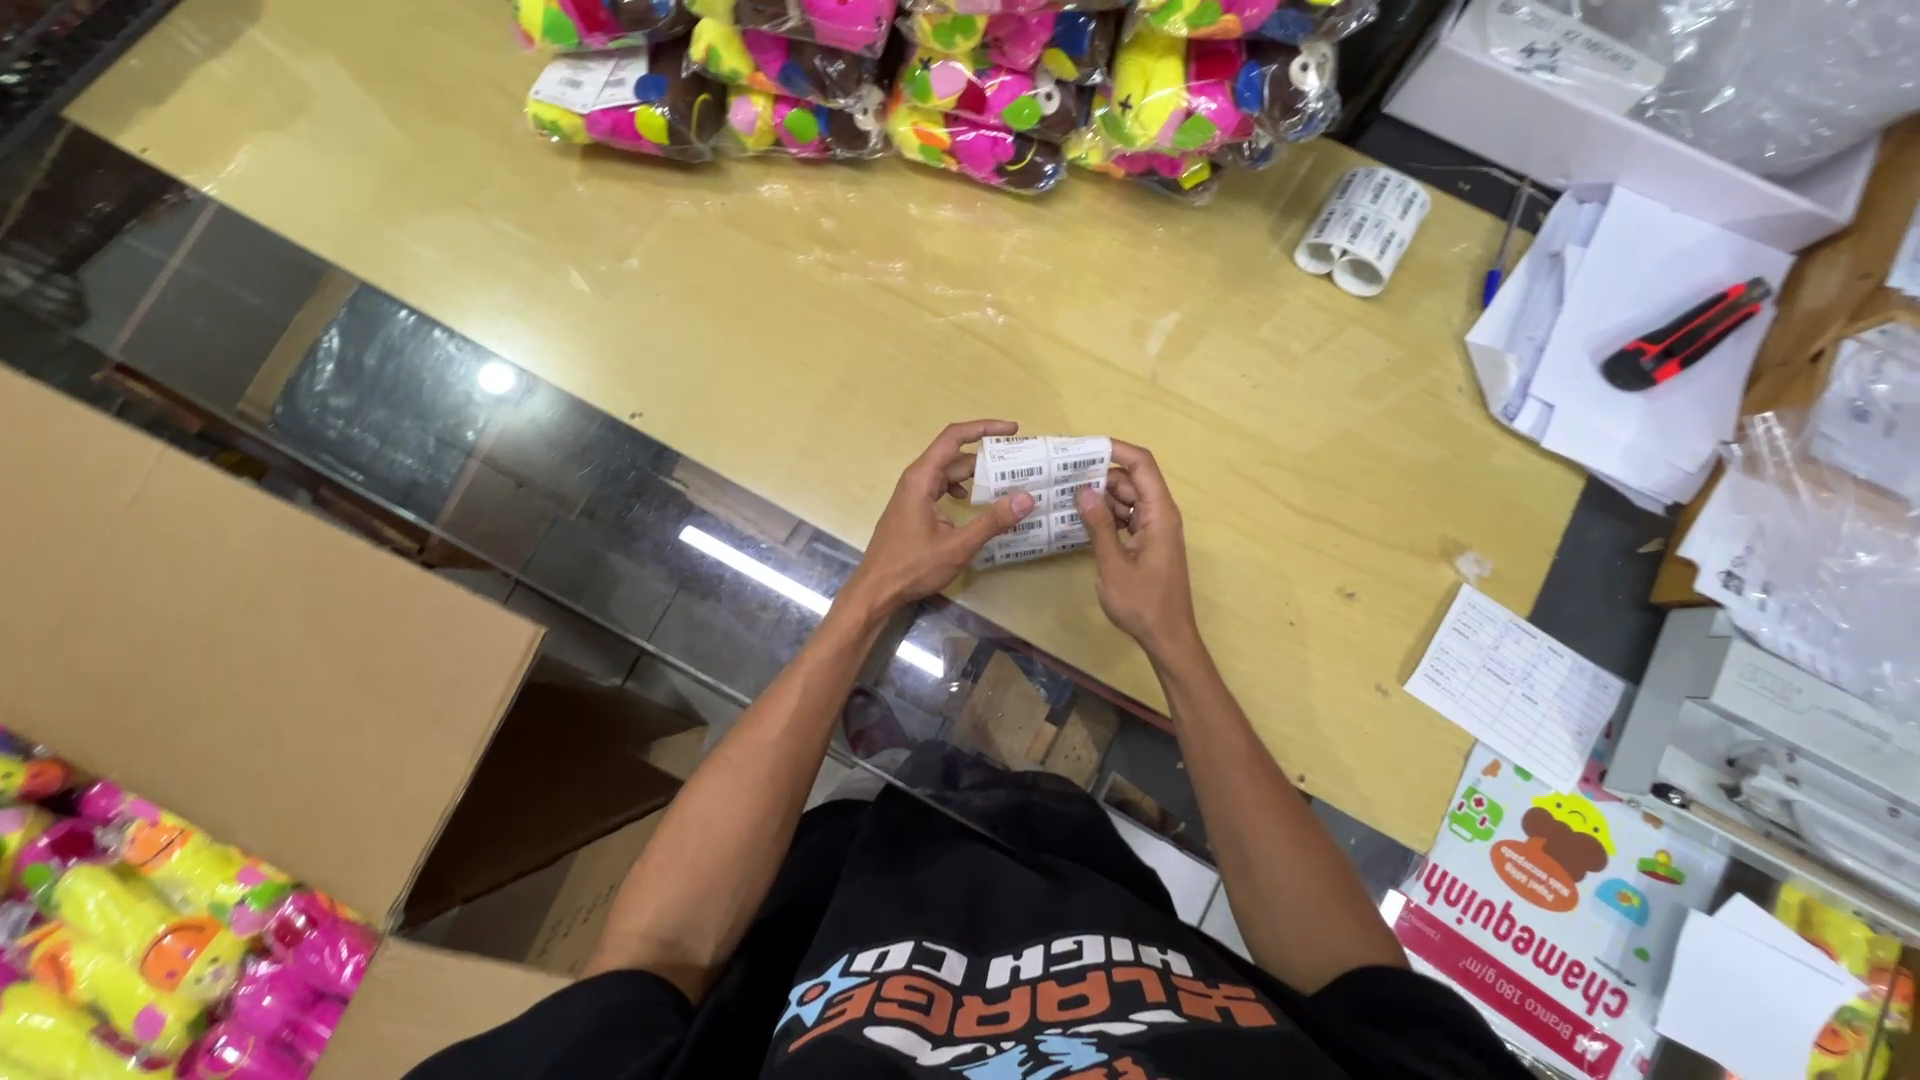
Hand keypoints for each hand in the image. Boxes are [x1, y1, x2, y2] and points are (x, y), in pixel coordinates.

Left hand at [842, 420, 1037, 614]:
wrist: (876, 590)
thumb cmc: (912, 566)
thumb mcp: (958, 546)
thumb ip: (992, 521)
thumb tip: (1026, 498)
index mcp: (921, 478)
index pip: (953, 437)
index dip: (983, 428)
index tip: (1012, 430)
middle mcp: (915, 480)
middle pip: (954, 456)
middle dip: (986, 457)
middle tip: (1018, 465)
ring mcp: (912, 495)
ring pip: (948, 474)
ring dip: (974, 476)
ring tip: (1004, 484)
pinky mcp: (913, 510)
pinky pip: (940, 489)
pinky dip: (960, 490)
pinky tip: (973, 504)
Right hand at [1076, 441, 1198, 658]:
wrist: (1167, 637)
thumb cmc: (1143, 603)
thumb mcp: (1114, 564)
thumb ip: (1099, 526)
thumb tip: (1083, 490)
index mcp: (1160, 514)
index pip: (1142, 465)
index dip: (1116, 450)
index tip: (1084, 447)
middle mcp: (1161, 515)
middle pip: (1132, 480)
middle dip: (1101, 474)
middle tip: (1064, 475)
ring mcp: (1155, 529)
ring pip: (1128, 499)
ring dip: (1101, 496)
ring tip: (1066, 495)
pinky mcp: (1148, 544)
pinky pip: (1127, 518)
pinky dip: (1107, 516)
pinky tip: (1081, 519)